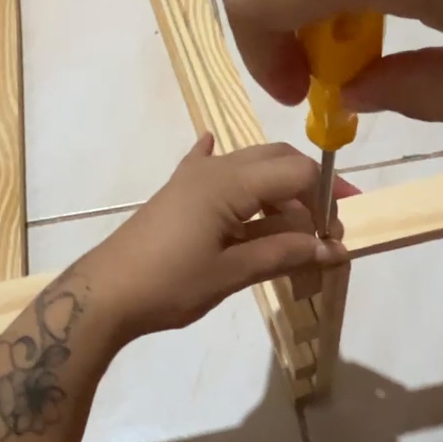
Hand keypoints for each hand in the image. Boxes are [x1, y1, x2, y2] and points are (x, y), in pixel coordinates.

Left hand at [78, 135, 351, 337]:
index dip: (326, 199)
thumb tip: (334, 250)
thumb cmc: (169, 284)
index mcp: (229, 183)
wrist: (104, 294)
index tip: (338, 236)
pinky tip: (219, 147)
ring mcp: (192, 177)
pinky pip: (212, 166)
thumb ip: (285, 254)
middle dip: (310, 188)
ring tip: (297, 228)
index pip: (296, 172)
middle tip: (329, 227)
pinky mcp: (178, 192)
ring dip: (280, 190)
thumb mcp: (232, 273)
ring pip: (251, 167)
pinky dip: (233, 168)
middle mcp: (214, 168)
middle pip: (277, 160)